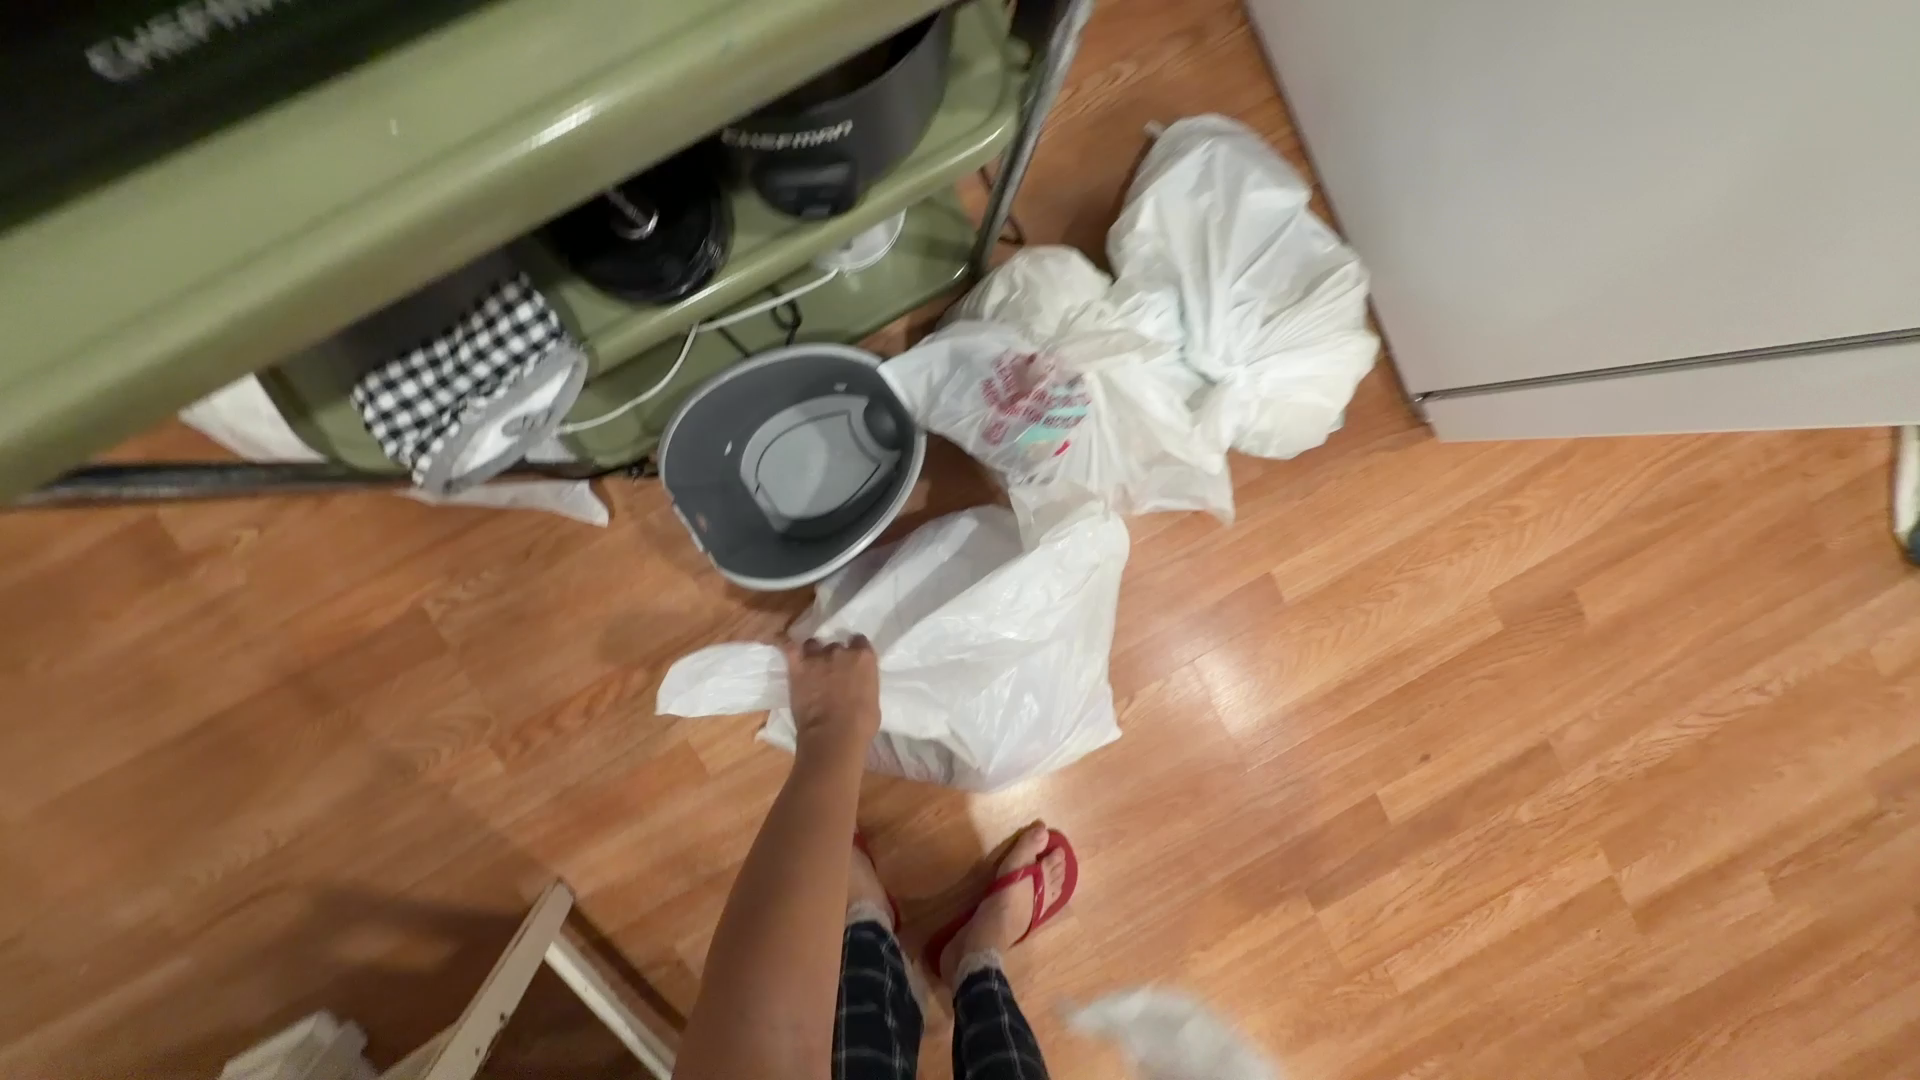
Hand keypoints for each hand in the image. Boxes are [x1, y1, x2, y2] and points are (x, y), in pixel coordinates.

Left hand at [783, 636, 880, 755]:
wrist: (834, 735)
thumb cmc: (861, 723)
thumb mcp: (872, 698)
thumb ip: (864, 682)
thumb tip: (857, 683)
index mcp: (863, 658)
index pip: (859, 641)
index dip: (855, 650)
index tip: (853, 659)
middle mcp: (840, 652)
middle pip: (836, 645)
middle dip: (835, 656)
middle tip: (833, 670)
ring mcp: (817, 658)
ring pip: (814, 645)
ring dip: (814, 653)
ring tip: (812, 665)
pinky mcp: (797, 668)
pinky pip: (790, 649)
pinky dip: (789, 648)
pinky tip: (790, 651)